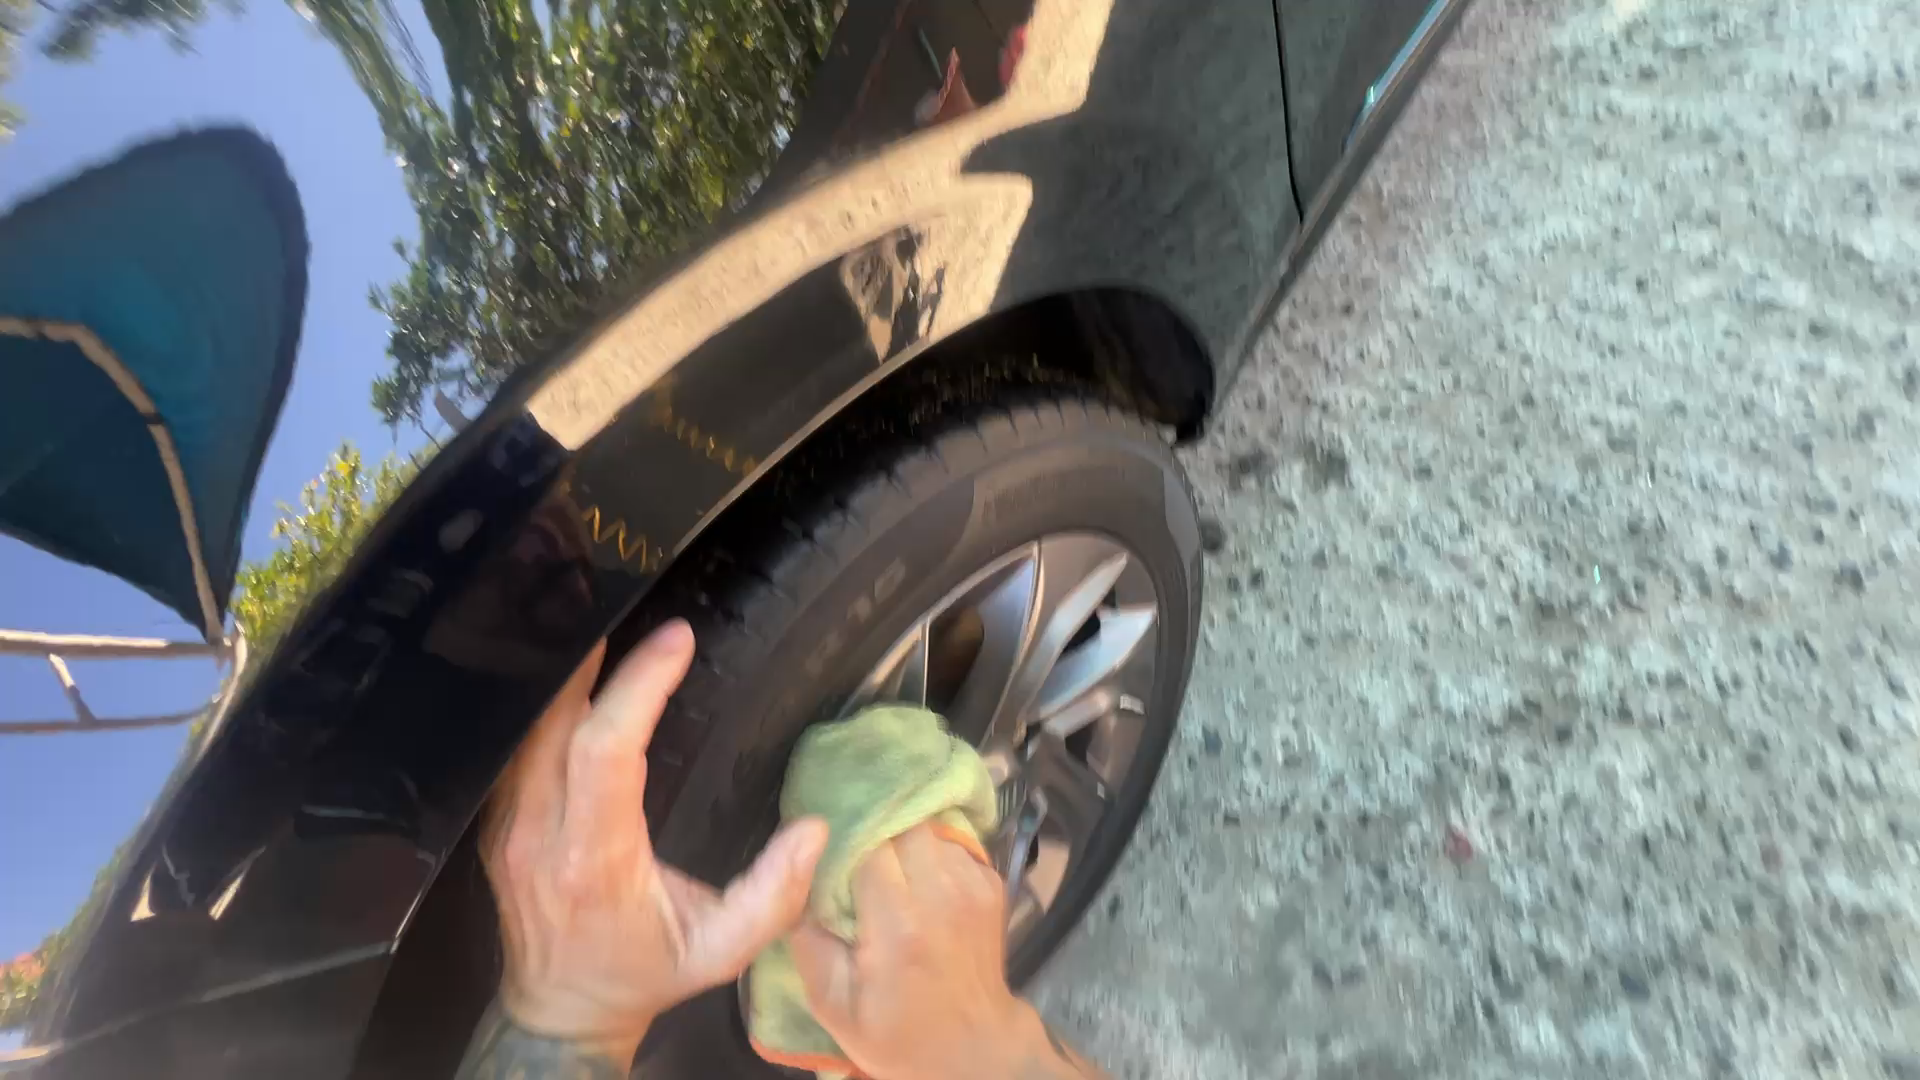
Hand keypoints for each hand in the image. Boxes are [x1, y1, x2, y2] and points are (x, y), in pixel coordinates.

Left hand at [481, 620, 829, 1063]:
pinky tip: (576, 674)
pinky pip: (518, 747)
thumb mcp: (723, 951)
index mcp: (597, 858)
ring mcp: (510, 828)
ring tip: (603, 624)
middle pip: (555, 724)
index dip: (638, 687)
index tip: (677, 640)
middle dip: (595, 660)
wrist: (557, 1016)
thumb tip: (814, 829)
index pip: (607, 751)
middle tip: (635, 613)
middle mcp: (541, 836)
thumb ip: (774, 895)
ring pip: (527, 729)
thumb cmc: (646, 972)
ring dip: (566, 673)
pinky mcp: (501, 823)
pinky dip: (548, 702)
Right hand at [788, 825, 1074, 1079]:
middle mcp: (943, 891)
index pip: (869, 844)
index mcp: (900, 922)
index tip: (834, 854)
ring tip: (894, 870)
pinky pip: (953, 843)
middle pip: (903, 826)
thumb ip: (809, 940)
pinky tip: (923, 881)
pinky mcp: (992, 880)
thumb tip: (797, 882)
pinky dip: (934, 852)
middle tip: (864, 860)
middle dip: (879, 835)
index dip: (849, 842)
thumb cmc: (896, 1030)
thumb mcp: (834, 1004)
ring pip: (930, 828)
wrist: (973, 1048)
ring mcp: (974, 882)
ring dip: (907, 840)